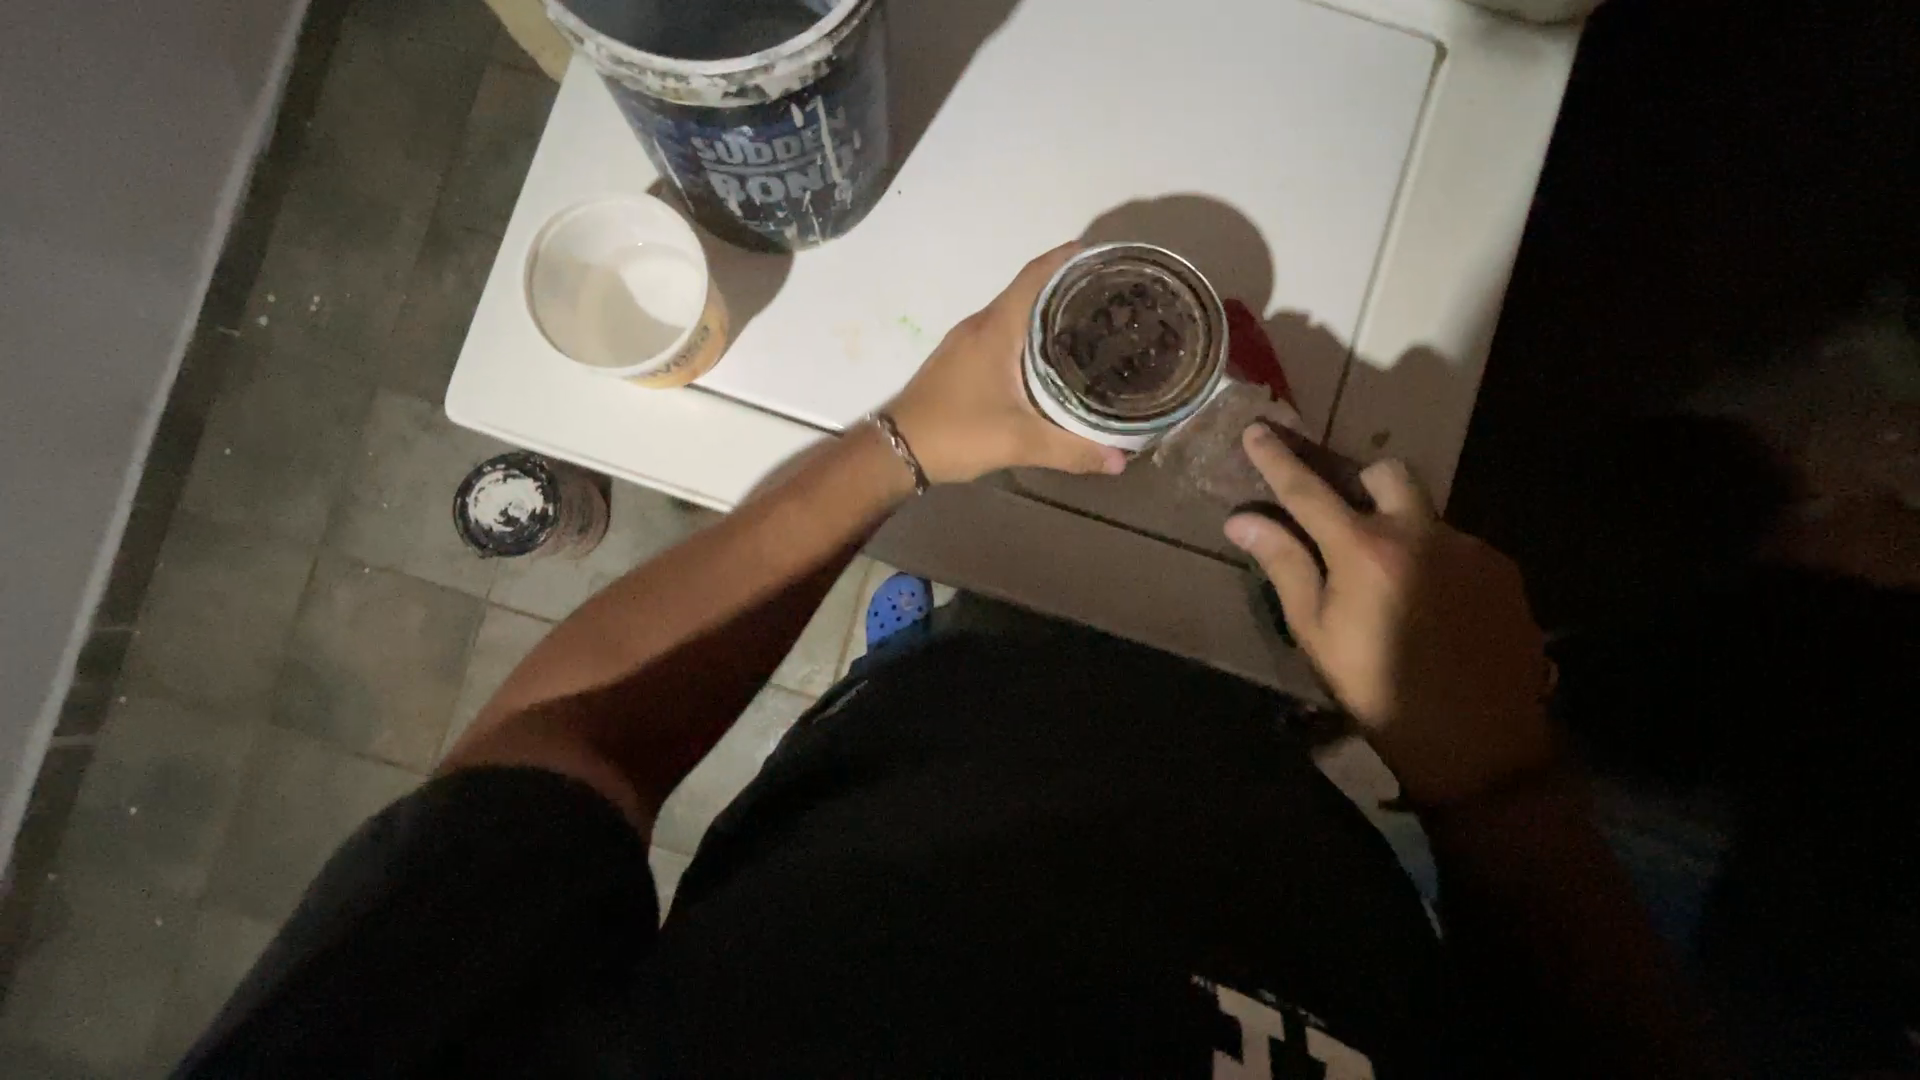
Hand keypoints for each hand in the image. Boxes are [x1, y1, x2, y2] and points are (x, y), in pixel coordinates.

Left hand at [886, 244, 1127, 483]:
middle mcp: (981, 325)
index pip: (1037, 274)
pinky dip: (1031, 336)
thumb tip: (1121, 461)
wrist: (896, 451)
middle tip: (1114, 299)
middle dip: (1070, 287)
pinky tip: (1051, 360)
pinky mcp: (961, 362)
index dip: (1071, 258)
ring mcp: (967, 343)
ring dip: (1050, 313)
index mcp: (996, 328)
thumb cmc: (955, 433)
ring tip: (1092, 326)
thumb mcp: (1017, 442)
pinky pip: (1004, 335)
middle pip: (1030, 290)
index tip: (1107, 257)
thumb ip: (1070, 450)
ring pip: (1016, 314)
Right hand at [1224, 424, 1556, 805]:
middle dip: (1358, 479)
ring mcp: (1470, 548)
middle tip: (1341, 514)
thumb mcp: (1315, 631)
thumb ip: (1284, 565)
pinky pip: (1457, 544)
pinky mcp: (1503, 571)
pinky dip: (1432, 556)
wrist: (1478, 742)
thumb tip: (1242, 520)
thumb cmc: (1375, 688)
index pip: (1308, 489)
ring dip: (1398, 524)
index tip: (1258, 429)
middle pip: (1386, 473)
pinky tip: (1428, 601)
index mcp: (1365, 548)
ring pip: (1426, 510)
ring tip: (1388, 576)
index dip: (1278, 458)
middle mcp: (1421, 533)